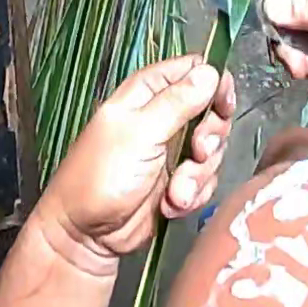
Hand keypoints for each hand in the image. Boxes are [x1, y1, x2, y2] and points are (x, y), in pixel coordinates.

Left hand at [35, 55, 235, 275]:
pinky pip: (206, 177)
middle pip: (212, 109)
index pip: (195, 69)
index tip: (221, 106)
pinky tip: (173, 203)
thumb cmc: (102, 175)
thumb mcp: (139, 134)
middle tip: (197, 153)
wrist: (85, 236)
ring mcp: (173, 148)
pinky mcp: (180, 179)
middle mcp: (164, 114)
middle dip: (210, 135)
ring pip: (212, 147)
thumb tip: (211, 72)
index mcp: (149, 91)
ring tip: (176, 191)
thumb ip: (177, 102)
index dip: (214, 83)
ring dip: (198, 173)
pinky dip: (194, 193)